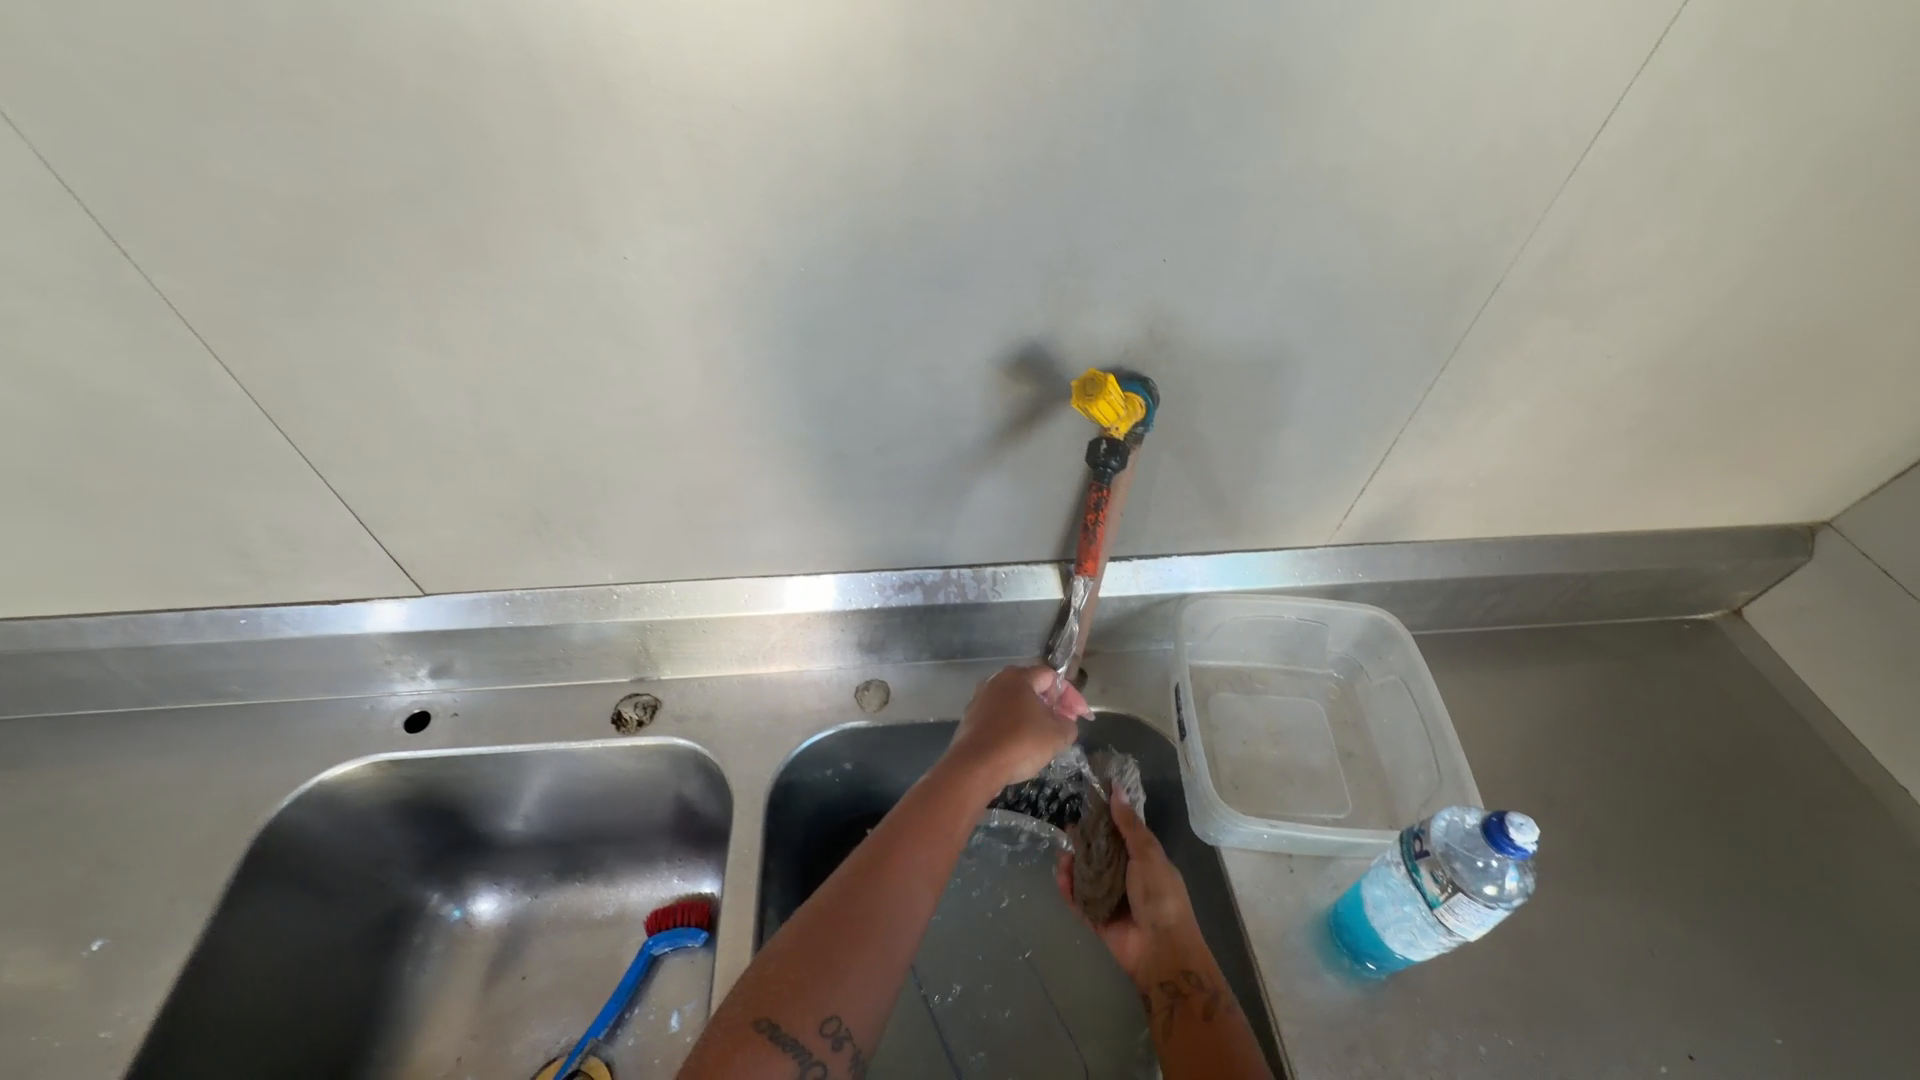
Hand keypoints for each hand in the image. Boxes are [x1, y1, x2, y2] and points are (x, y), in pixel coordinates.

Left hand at [944, 665, 1086, 789]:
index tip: (1082, 716)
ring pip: (1015, 703)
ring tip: (1046, 736)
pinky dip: (1015, 726)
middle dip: (1053, 705)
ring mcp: (980, 699)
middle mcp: (996, 681)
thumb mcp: (1057, 735)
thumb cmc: (1020, 743)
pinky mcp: (971, 719)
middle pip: (1032, 687)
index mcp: (1018, 677)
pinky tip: (1021, 744)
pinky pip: (1000, 717)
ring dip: (1033, 716)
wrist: (975, 766)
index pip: (1051, 677)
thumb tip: (1066, 722)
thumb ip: (1069, 724)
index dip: (1071, 695)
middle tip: (1066, 724)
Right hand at [1056, 785, 1202, 987]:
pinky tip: (1061, 877)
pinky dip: (1069, 890)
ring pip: (1086, 877)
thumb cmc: (1160, 895)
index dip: (1104, 821)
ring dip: (1073, 866)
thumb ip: (1129, 824)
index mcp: (1144, 860)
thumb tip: (1117, 789)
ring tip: (1062, 857)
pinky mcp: (1098, 919)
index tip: (1086, 806)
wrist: (1161, 949)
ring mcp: (1112, 899)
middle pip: (1099, 855)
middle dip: (1083, 843)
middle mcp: (1127, 877)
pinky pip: (1079, 901)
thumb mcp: (1147, 853)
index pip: (1120, 835)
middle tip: (1067, 832)